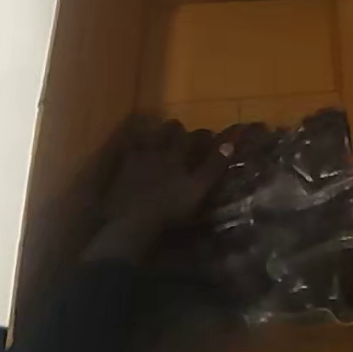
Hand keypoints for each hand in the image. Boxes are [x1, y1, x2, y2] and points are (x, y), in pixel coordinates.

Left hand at [85, 117, 226, 262]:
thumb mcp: (198, 189)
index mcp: (177, 154)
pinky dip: (130, 145)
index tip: (210, 137)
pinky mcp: (122, 168)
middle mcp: (158, 149)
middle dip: (177, 129)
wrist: (132, 221)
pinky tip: (131, 149)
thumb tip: (230, 143)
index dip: (203, 135)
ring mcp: (137, 157)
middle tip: (181, 136)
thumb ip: (214, 166)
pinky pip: (126, 149)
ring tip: (156, 140)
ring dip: (153, 134)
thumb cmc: (170, 208)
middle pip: (169, 129)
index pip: (194, 136)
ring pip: (147, 135)